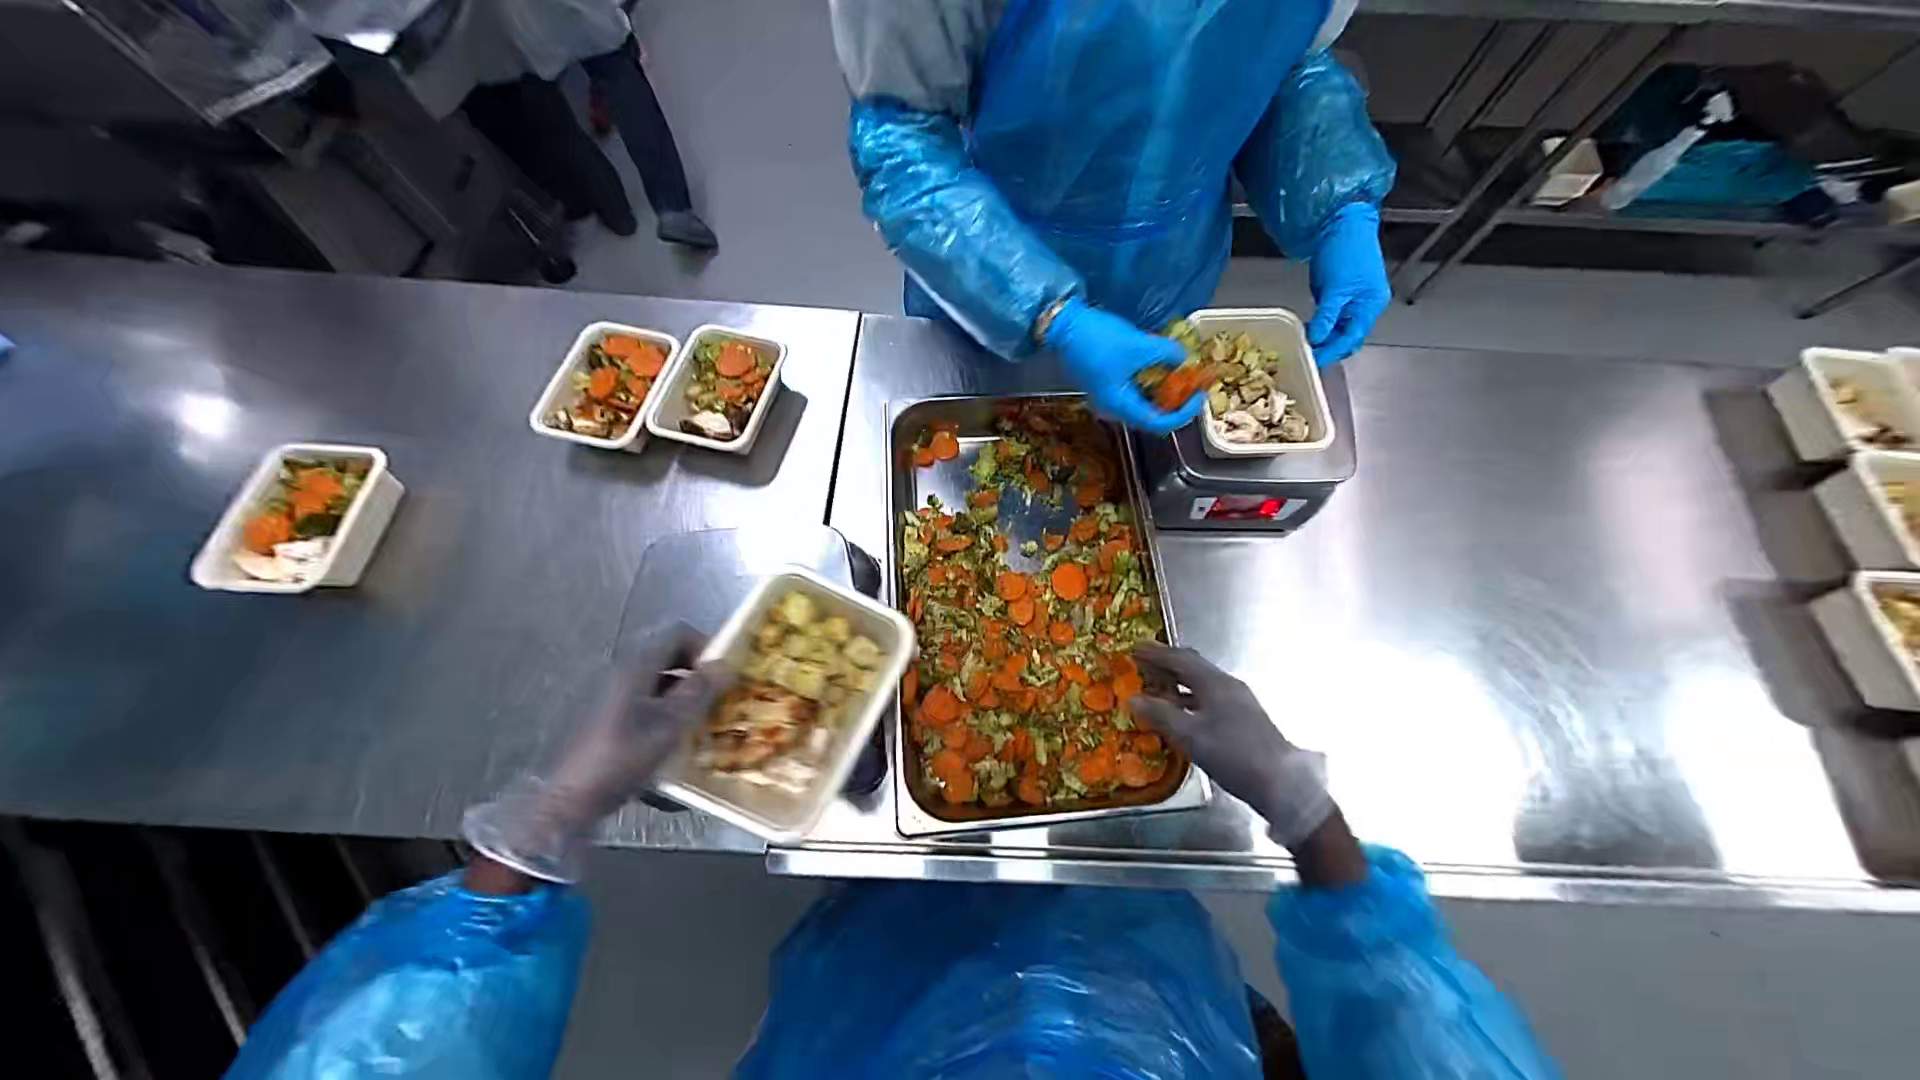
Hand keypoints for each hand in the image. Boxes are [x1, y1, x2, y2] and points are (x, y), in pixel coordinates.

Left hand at [462, 622, 727, 882]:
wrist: (568, 801)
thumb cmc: (622, 757)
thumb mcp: (670, 725)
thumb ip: (699, 691)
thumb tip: (726, 665)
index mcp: (636, 665)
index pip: (678, 632)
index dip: (706, 646)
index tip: (721, 675)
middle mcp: (622, 670)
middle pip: (669, 654)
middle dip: (697, 671)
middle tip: (716, 698)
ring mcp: (611, 692)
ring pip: (658, 678)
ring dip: (683, 692)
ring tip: (699, 722)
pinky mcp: (606, 715)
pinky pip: (645, 697)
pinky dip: (665, 708)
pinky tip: (672, 738)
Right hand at [1045, 299, 1203, 433]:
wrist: (1065, 328)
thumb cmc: (1098, 340)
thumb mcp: (1139, 345)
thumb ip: (1167, 354)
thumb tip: (1184, 358)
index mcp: (1120, 406)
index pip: (1160, 423)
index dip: (1184, 413)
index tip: (1199, 394)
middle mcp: (1113, 409)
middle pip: (1152, 417)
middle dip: (1176, 401)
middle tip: (1193, 383)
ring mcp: (1109, 398)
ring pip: (1144, 404)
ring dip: (1164, 391)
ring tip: (1179, 372)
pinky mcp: (1107, 386)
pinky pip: (1135, 392)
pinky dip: (1151, 383)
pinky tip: (1159, 367)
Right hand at [1127, 644, 1332, 847]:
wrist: (1282, 784)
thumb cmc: (1234, 755)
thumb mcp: (1191, 736)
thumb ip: (1161, 715)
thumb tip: (1134, 698)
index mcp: (1215, 683)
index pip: (1180, 659)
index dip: (1156, 653)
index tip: (1135, 648)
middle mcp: (1228, 686)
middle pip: (1193, 666)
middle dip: (1166, 663)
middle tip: (1143, 663)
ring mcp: (1238, 701)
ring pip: (1201, 682)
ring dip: (1177, 680)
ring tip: (1155, 685)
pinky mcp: (1242, 717)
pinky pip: (1208, 696)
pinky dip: (1188, 697)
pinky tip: (1179, 710)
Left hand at [1305, 202, 1388, 366]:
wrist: (1342, 224)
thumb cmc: (1346, 250)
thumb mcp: (1336, 287)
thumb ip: (1327, 315)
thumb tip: (1316, 339)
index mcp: (1371, 305)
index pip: (1352, 338)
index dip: (1332, 352)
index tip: (1313, 361)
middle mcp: (1365, 306)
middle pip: (1347, 338)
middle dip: (1328, 349)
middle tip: (1305, 357)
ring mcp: (1353, 302)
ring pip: (1338, 331)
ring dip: (1322, 340)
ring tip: (1302, 346)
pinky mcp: (1339, 297)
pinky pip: (1331, 321)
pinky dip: (1319, 328)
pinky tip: (1305, 331)